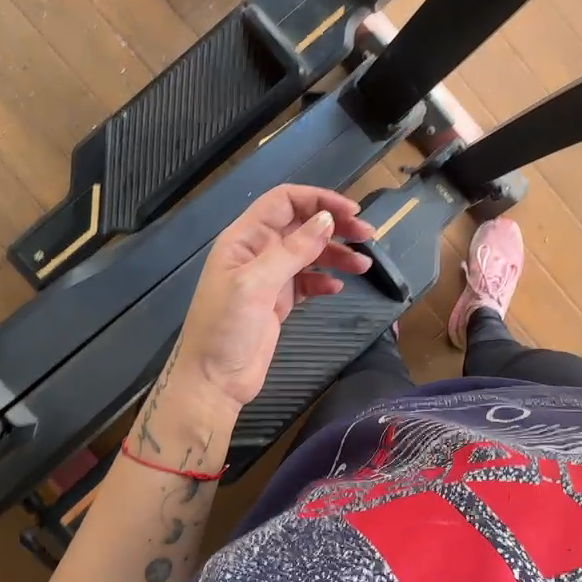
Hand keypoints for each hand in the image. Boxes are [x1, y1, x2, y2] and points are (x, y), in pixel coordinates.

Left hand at [173, 185, 375, 408]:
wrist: (213, 380)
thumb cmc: (225, 327)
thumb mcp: (256, 284)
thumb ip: (292, 250)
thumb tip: (327, 220)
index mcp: (245, 238)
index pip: (284, 201)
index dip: (318, 200)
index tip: (351, 212)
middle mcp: (258, 251)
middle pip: (301, 225)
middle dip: (335, 225)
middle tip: (368, 236)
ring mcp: (269, 277)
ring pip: (309, 253)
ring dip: (337, 254)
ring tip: (364, 265)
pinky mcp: (279, 301)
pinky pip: (308, 280)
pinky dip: (325, 279)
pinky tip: (338, 287)